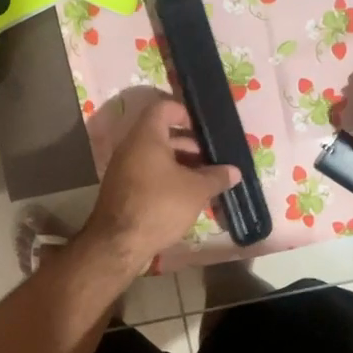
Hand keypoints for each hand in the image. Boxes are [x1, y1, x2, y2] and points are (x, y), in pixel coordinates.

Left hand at [83, 98, 241, 267]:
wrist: (118, 244)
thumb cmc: (159, 206)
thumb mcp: (195, 190)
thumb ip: (216, 177)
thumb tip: (234, 171)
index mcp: (146, 136)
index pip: (164, 107)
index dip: (185, 112)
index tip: (205, 129)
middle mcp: (131, 147)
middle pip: (162, 133)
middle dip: (190, 143)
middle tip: (213, 158)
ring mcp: (124, 169)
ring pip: (157, 156)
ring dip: (182, 163)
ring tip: (206, 179)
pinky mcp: (123, 189)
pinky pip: (149, 173)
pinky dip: (168, 178)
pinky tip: (188, 195)